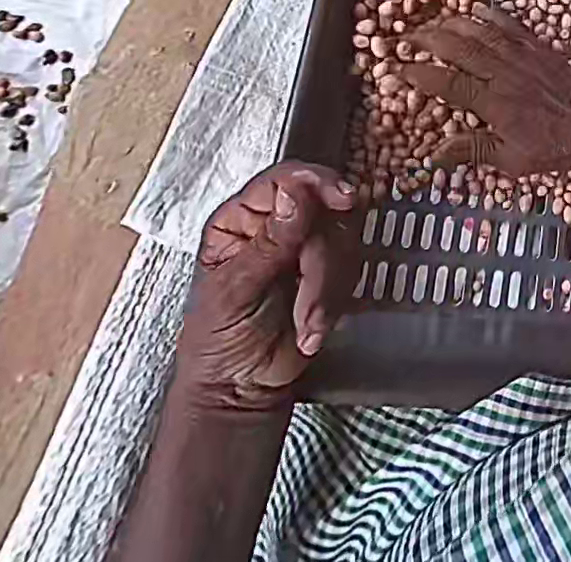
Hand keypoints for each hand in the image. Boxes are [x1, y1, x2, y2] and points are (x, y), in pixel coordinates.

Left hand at [175, 162, 359, 411]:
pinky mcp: (330, 271)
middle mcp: (278, 224)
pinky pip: (351, 269)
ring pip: (342, 241)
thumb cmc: (218, 341)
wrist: (240, 391)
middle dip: (320, 260)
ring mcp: (306, 246)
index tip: (343, 196)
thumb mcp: (236, 290)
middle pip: (324, 210)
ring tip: (304, 322)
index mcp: (243, 217)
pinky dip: (333, 303)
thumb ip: (271, 241)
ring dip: (326, 288)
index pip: (285, 179)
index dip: (316, 181)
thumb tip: (295, 193)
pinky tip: (310, 328)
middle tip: (309, 294)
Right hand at [400, 8, 570, 177]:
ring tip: (433, 22)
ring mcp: (524, 58)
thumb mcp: (512, 160)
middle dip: (429, 40)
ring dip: (454, 24)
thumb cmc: (556, 149)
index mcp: (497, 104)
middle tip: (407, 36)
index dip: (421, 74)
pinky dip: (492, 16)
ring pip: (482, 33)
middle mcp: (507, 75)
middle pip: (460, 49)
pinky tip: (477, 10)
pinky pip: (512, 26)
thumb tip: (434, 155)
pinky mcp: (540, 49)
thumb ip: (473, 151)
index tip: (400, 68)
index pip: (449, 84)